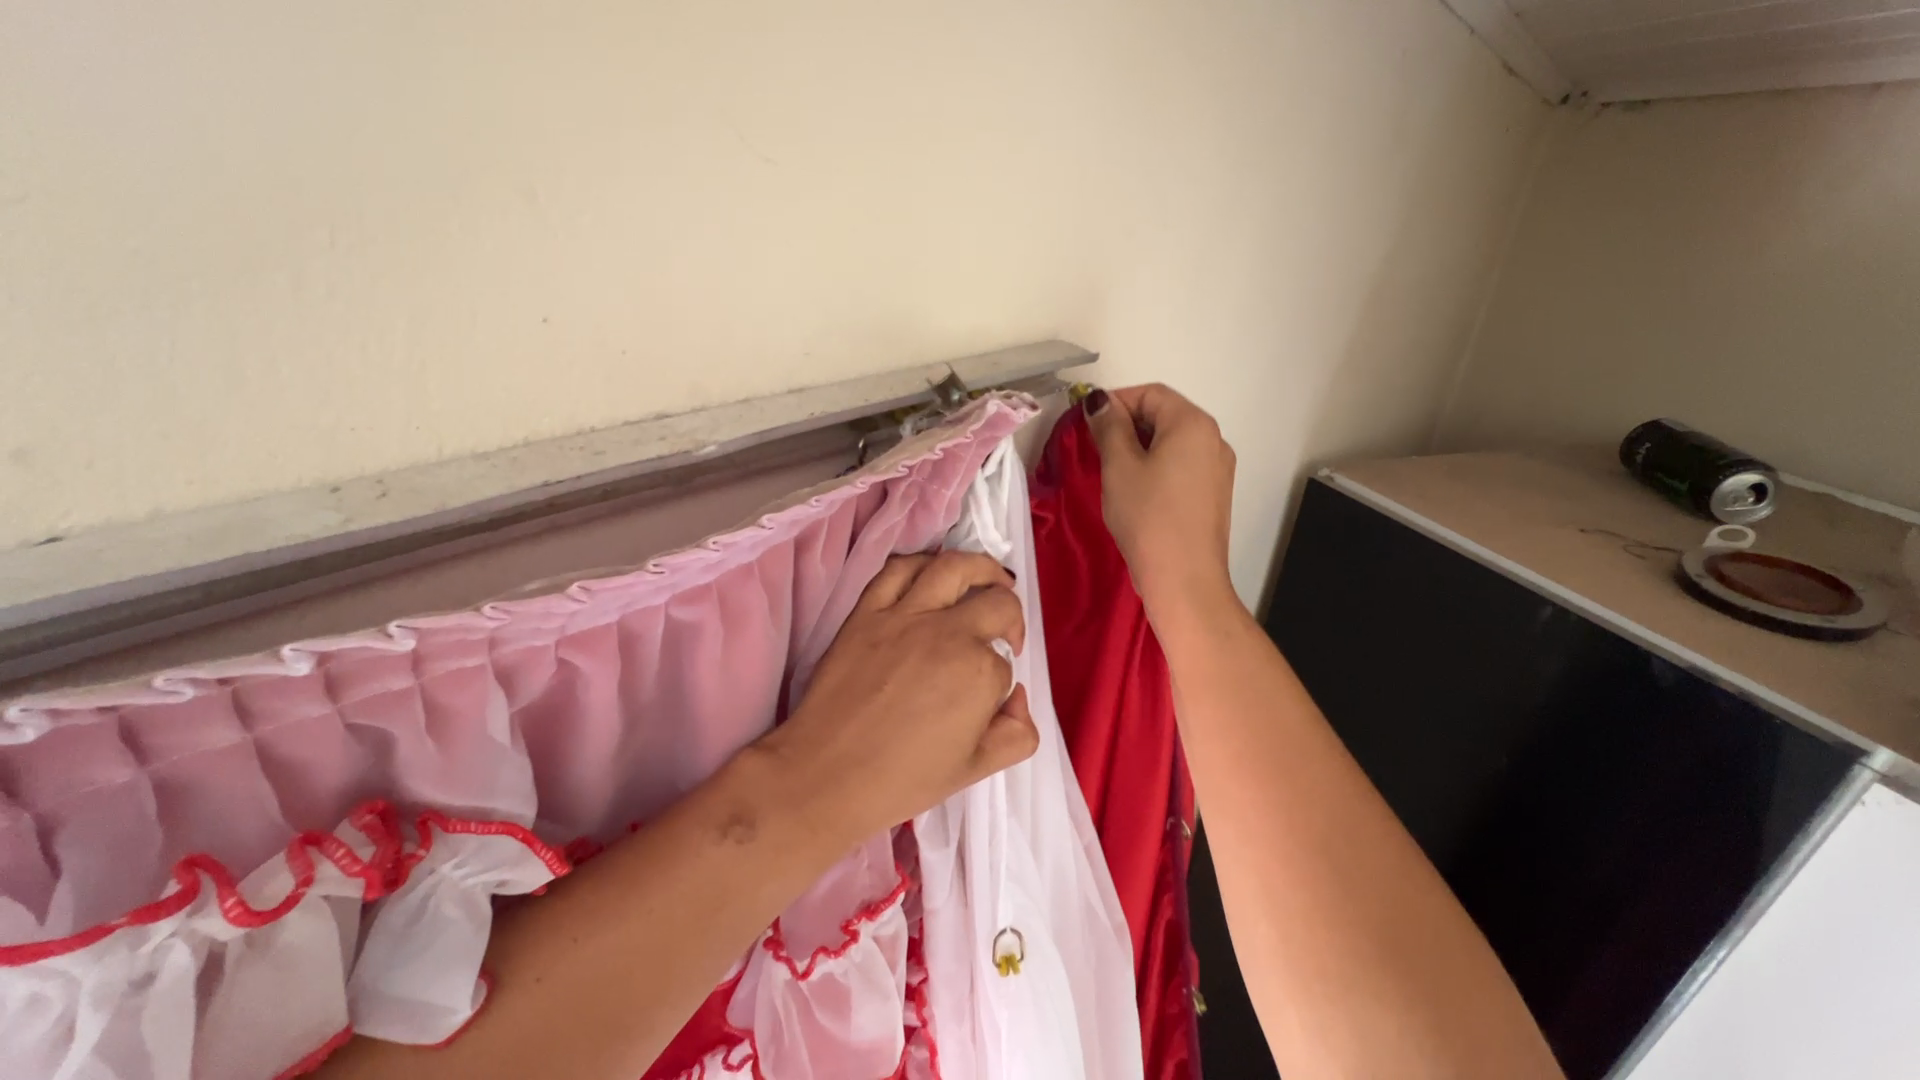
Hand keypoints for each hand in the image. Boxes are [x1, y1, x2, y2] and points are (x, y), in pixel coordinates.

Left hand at [751, 551, 1039, 844]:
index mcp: (979, 673)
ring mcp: (903, 616)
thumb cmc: (903, 780)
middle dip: (1010, 615)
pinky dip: (922, 562)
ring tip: (989, 578)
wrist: (825, 776)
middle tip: (1005, 632)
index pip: (1005, 659)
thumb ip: (1016, 733)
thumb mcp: (976, 769)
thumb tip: (1016, 696)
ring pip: (953, 567)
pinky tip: (932, 573)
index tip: (990, 693)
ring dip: (981, 568)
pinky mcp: (866, 612)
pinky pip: (898, 569)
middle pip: (995, 600)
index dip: (1002, 676)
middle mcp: (947, 633)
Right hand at [1083, 384, 1236, 614]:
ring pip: (1173, 442)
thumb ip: (1109, 426)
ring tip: (1112, 471)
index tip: (1086, 423)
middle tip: (1095, 448)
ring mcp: (1218, 468)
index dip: (1115, 401)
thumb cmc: (1147, 516)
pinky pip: (1182, 465)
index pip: (1150, 393)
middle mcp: (1214, 438)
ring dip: (1140, 446)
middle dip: (1127, 423)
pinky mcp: (1214, 494)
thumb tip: (1099, 401)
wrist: (1184, 578)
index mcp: (1193, 423)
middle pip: (1165, 414)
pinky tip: (1137, 490)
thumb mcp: (1119, 466)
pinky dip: (1157, 466)